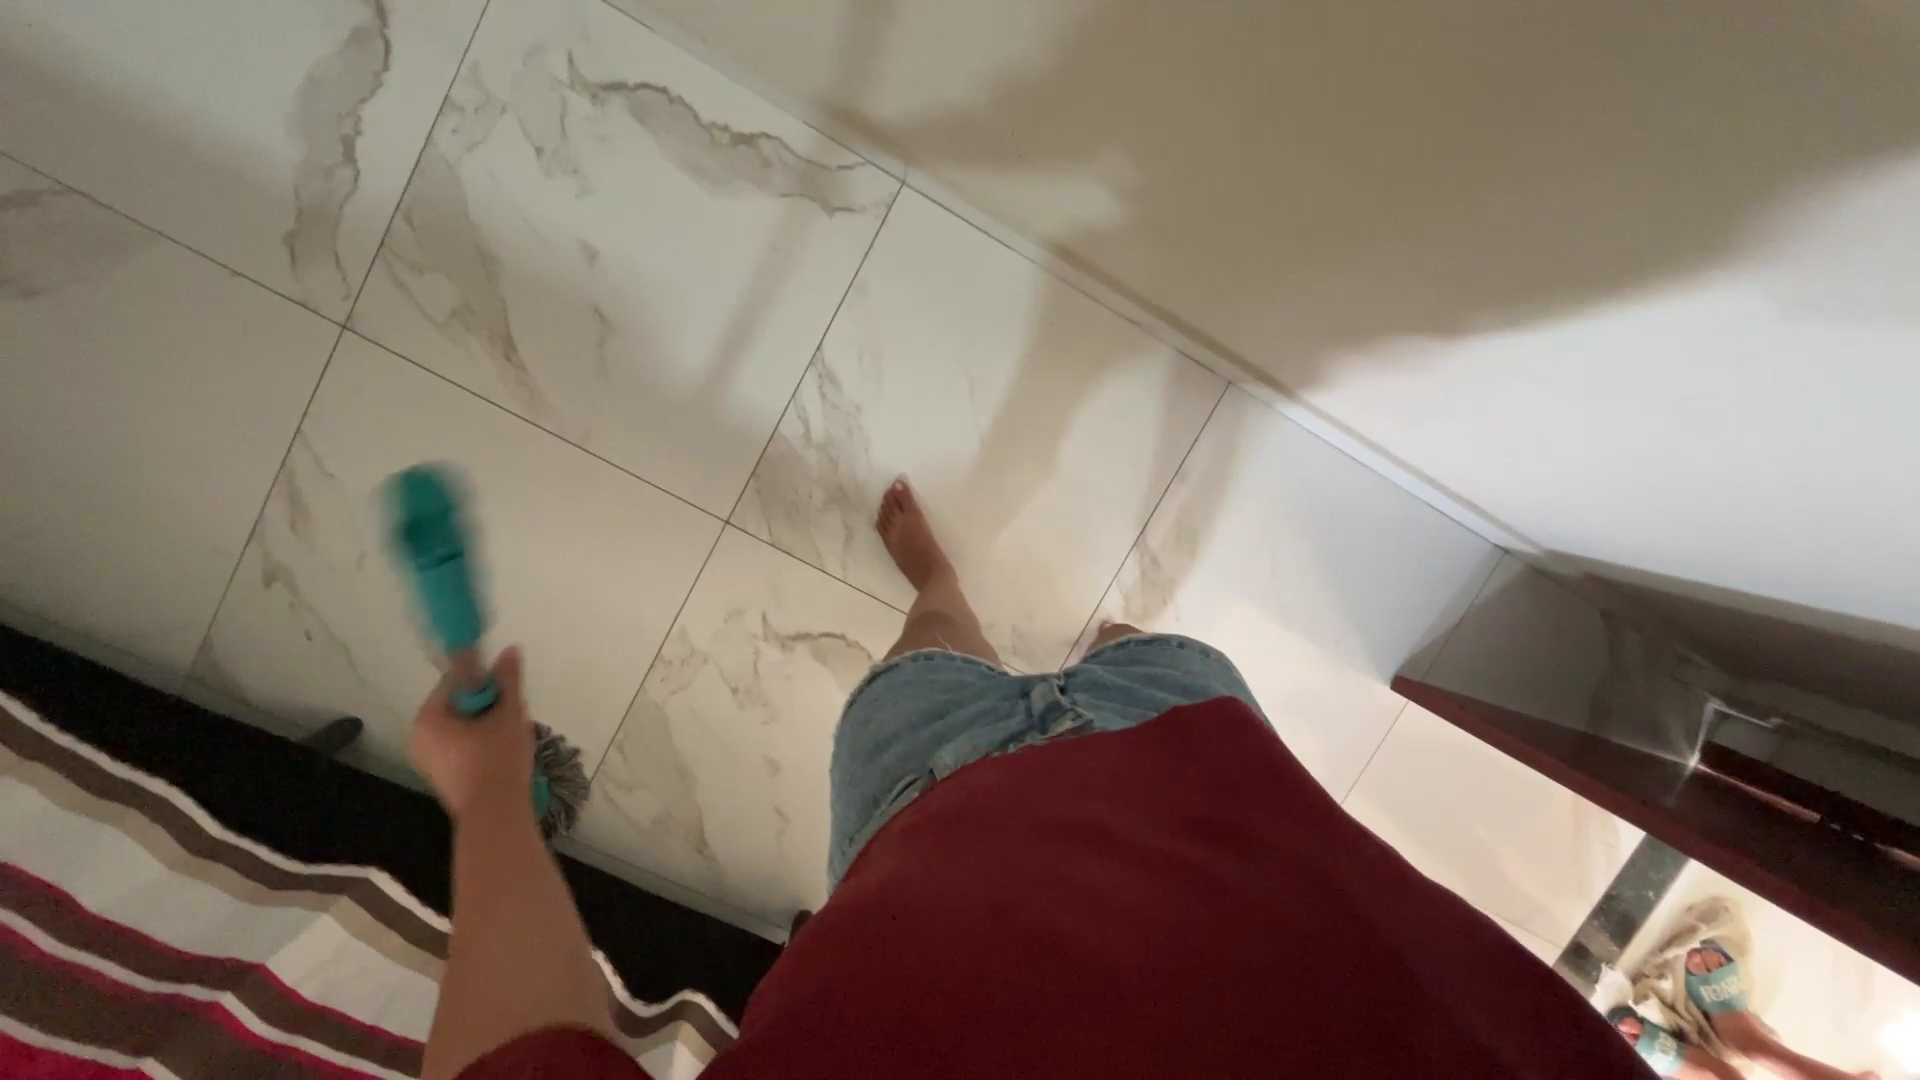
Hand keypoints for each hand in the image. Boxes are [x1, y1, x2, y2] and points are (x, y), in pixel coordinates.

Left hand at [410, 648, 533, 821]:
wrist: (495, 811)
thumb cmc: (499, 758)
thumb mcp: (510, 713)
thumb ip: (508, 680)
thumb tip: (510, 650)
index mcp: (429, 717)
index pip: (455, 680)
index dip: (484, 676)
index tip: (507, 682)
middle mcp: (419, 735)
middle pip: (456, 703)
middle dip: (485, 701)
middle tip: (513, 708)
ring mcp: (426, 758)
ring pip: (459, 725)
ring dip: (484, 720)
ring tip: (511, 728)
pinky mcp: (439, 774)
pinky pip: (457, 744)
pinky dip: (477, 739)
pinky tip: (500, 747)